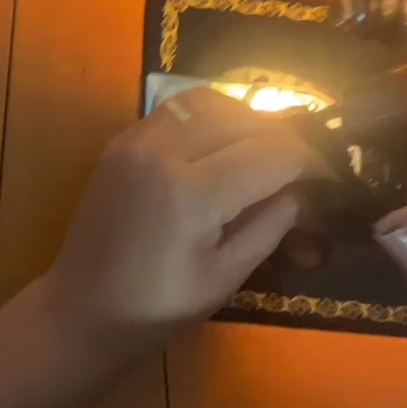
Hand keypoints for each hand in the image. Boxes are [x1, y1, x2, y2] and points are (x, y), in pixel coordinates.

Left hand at [40, 87, 326, 359]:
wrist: (80, 307)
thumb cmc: (157, 307)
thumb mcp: (225, 275)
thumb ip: (269, 225)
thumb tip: (301, 191)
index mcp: (192, 192)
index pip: (271, 153)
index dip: (309, 162)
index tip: (326, 178)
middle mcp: (162, 151)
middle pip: (241, 116)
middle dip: (281, 135)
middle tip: (299, 165)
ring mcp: (135, 141)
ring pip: (205, 100)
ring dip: (242, 117)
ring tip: (262, 150)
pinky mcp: (119, 142)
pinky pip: (173, 110)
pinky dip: (206, 117)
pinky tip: (220, 147)